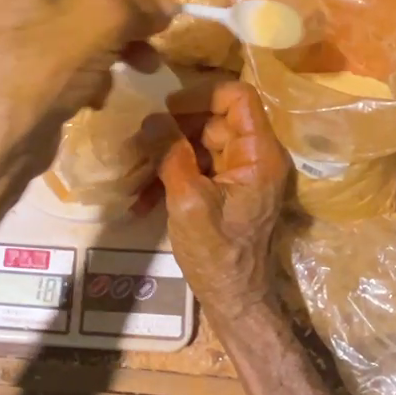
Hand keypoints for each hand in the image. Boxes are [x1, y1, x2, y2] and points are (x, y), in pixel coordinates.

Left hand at [0, 0, 176, 170]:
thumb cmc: (46, 60)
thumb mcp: (104, 22)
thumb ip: (142, 6)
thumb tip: (170, 7)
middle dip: (128, 13)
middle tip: (162, 30)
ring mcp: (13, 28)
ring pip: (81, 25)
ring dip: (118, 44)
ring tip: (147, 66)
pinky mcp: (20, 65)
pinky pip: (67, 54)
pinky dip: (91, 69)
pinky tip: (99, 93)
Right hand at [157, 81, 289, 315]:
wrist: (234, 300)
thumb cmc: (218, 255)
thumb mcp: (189, 203)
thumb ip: (172, 156)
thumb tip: (152, 119)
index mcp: (259, 154)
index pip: (239, 96)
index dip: (202, 95)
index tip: (168, 111)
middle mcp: (256, 156)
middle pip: (215, 117)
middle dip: (175, 127)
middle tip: (141, 141)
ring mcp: (242, 173)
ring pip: (201, 141)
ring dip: (167, 151)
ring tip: (135, 168)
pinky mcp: (227, 188)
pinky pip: (198, 164)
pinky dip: (172, 172)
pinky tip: (143, 195)